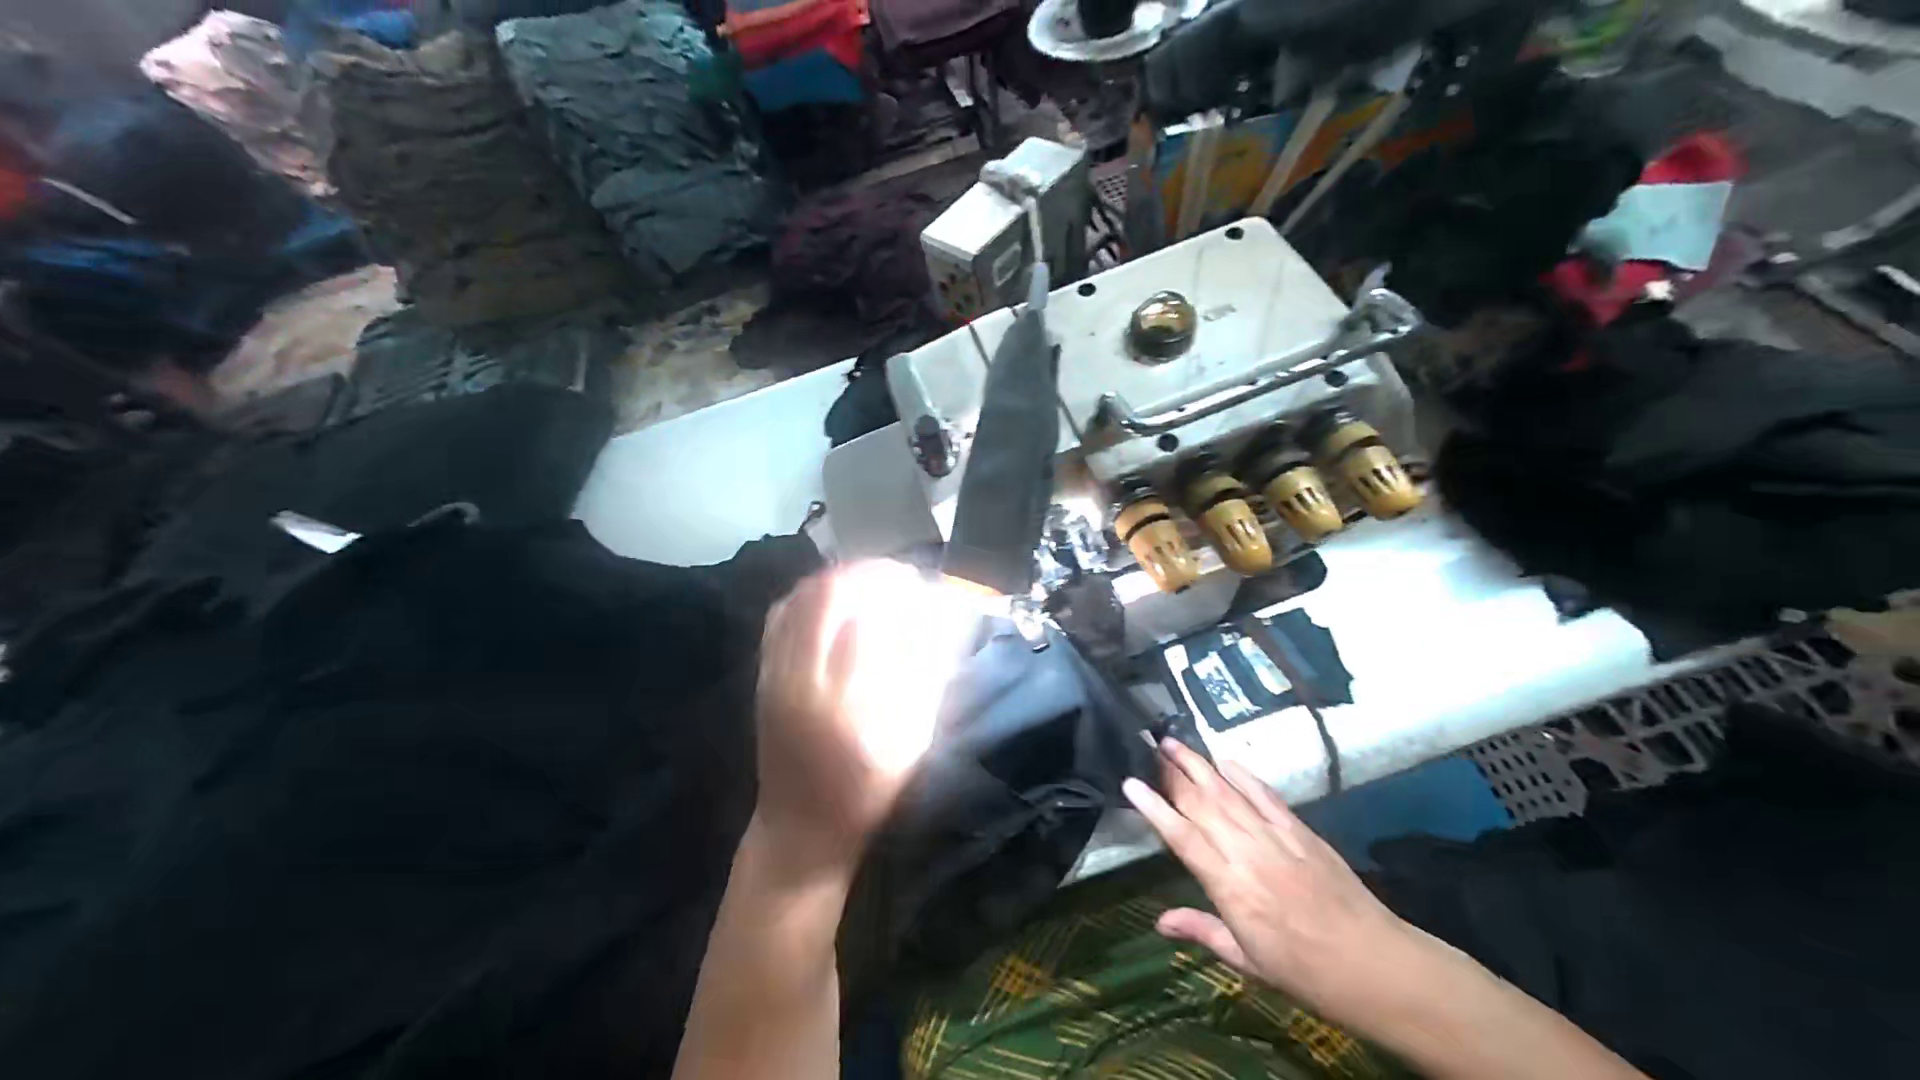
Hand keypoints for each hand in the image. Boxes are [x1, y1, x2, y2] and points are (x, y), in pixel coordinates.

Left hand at [752, 563, 951, 879]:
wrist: (800, 829)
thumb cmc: (867, 792)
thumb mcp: (911, 742)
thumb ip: (926, 677)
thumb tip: (936, 619)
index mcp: (847, 703)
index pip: (870, 620)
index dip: (900, 592)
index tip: (923, 586)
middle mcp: (803, 680)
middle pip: (827, 595)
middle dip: (868, 573)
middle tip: (899, 577)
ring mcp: (775, 676)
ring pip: (799, 598)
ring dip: (839, 578)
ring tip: (871, 582)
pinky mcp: (762, 677)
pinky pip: (779, 616)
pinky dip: (808, 595)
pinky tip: (834, 600)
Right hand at [1122, 740, 1429, 1028]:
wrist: (1377, 966)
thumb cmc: (1306, 972)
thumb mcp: (1248, 962)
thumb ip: (1203, 930)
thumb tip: (1159, 922)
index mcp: (1231, 887)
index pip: (1183, 837)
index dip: (1154, 808)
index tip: (1130, 783)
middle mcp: (1248, 853)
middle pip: (1202, 803)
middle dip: (1172, 773)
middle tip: (1148, 748)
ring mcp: (1276, 837)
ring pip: (1228, 792)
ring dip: (1199, 765)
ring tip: (1173, 742)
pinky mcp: (1301, 831)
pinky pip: (1266, 796)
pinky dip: (1244, 776)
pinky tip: (1225, 761)